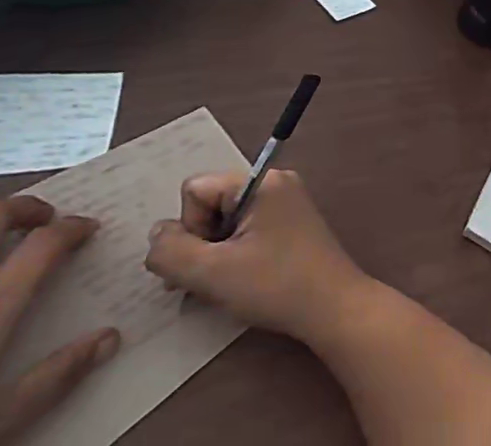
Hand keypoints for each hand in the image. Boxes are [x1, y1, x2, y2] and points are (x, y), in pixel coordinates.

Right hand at [143, 169, 371, 341]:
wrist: (334, 308)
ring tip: (224, 285)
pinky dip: (236, 255)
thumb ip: (172, 251)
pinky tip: (242, 282)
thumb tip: (156, 234)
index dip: (189, 226)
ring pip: (228, 220)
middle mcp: (275, 182)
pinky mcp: (292, 224)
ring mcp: (286, 203)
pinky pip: (248, 229)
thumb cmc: (276, 285)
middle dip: (200, 242)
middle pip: (212, 203)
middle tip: (209, 279)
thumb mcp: (212, 272)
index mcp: (260, 181)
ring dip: (215, 253)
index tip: (205, 260)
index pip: (196, 189)